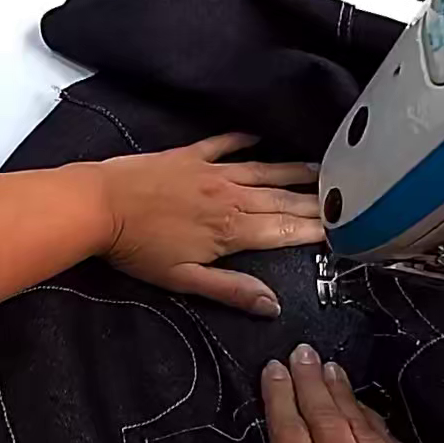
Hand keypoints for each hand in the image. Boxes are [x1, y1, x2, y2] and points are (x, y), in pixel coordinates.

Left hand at [89, 133, 323, 315]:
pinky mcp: (192, 155)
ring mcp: (213, 171)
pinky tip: (259, 137)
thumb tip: (272, 306)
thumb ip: (231, 290)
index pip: (285, 230)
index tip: (342, 229)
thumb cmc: (139, 248)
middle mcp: (232, 196)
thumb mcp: (184, 280)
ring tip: (320, 170)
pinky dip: (244, 140)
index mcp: (233, 229)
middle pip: (282, 200)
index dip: (316, 231)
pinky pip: (225, 144)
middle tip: (343, 198)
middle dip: (315, 202)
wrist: (100, 204)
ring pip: (264, 171)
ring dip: (293, 171)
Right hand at [214, 345, 443, 442]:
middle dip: (311, 382)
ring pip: (364, 431)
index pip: (289, 436)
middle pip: (327, 422)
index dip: (279, 397)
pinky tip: (366, 410)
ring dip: (344, 395)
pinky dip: (378, 426)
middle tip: (303, 352)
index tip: (274, 369)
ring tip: (329, 369)